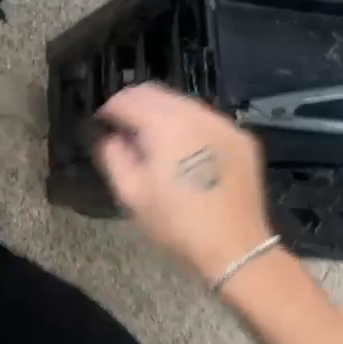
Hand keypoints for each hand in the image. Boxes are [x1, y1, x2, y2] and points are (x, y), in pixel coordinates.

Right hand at [94, 83, 275, 282]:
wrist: (237, 251)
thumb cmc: (178, 224)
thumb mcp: (131, 194)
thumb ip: (112, 154)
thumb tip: (109, 135)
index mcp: (165, 125)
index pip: (126, 99)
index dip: (108, 110)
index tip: (102, 125)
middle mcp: (195, 114)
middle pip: (153, 93)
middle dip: (133, 106)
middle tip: (124, 130)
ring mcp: (222, 123)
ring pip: (180, 102)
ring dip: (161, 113)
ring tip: (154, 141)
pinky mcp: (240, 137)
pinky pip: (204, 118)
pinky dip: (188, 125)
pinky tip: (185, 150)